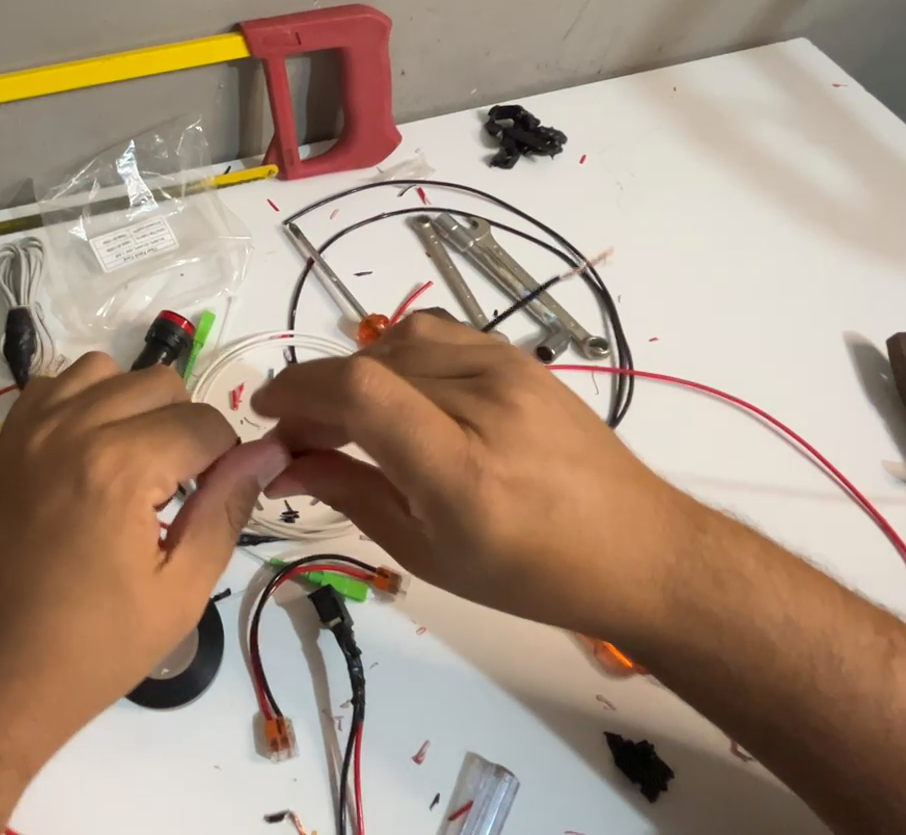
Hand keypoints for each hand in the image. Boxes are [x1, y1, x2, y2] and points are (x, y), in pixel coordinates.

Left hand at [0, 352, 288, 759]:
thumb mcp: (181, 590)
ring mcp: (32, 428)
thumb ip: (227, 508)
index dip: (226, 459)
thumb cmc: (94, 648)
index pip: (206, 423)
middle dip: (186, 428)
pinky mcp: (6, 440)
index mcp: (120, 466)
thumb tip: (269, 451)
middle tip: (177, 488)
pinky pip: (56, 383)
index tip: (215, 498)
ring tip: (135, 461)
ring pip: (109, 370)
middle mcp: (73, 427)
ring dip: (135, 404)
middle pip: (162, 383)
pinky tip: (90, 449)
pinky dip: (84, 400)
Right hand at [251, 312, 703, 640]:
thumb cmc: (527, 573)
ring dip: (353, 373)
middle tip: (303, 436)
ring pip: (396, 342)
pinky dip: (394, 355)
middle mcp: (484, 400)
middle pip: (368, 364)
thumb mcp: (425, 551)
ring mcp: (507, 369)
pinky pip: (434, 333)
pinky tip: (396, 391)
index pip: (360, 391)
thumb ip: (347, 493)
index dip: (298, 389)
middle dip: (316, 394)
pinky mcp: (518, 356)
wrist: (639, 548)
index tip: (266, 412)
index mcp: (460, 467)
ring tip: (350, 417)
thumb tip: (280, 464)